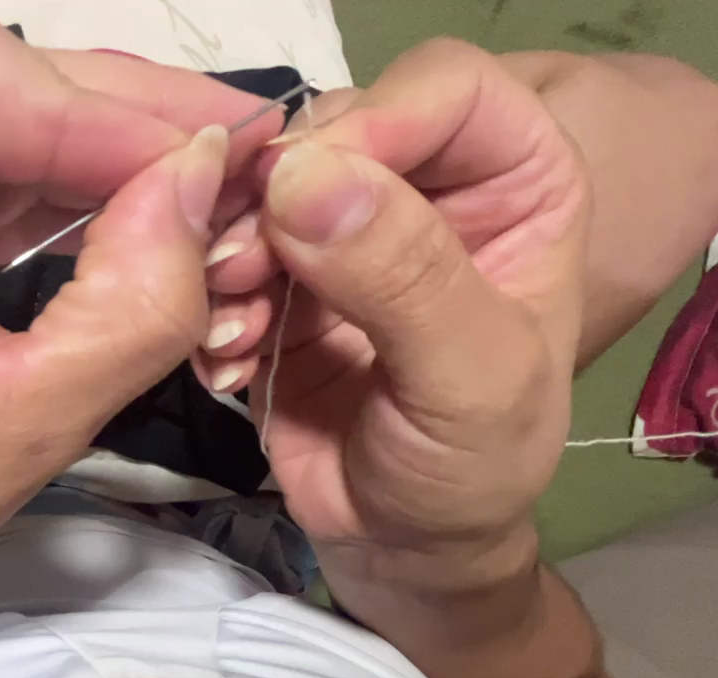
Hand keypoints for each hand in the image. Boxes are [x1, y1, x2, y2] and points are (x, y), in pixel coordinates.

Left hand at [0, 0, 279, 622]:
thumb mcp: (32, 425)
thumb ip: (131, 304)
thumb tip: (200, 169)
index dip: (77, 100)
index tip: (185, 160)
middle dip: (98, 111)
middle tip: (216, 156)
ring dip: (83, 138)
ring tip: (180, 185)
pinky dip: (44, 169)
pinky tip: (112, 204)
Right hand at [194, 40, 591, 592]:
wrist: (396, 543)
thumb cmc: (469, 466)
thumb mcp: (468, 377)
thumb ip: (402, 276)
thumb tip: (301, 180)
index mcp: (509, 187)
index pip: (439, 94)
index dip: (367, 126)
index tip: (293, 198)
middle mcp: (419, 201)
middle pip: (328, 139)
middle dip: (271, 204)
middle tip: (239, 276)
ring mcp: (336, 252)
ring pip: (258, 204)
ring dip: (226, 263)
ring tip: (229, 335)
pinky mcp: (274, 302)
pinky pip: (221, 274)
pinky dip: (208, 311)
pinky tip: (222, 364)